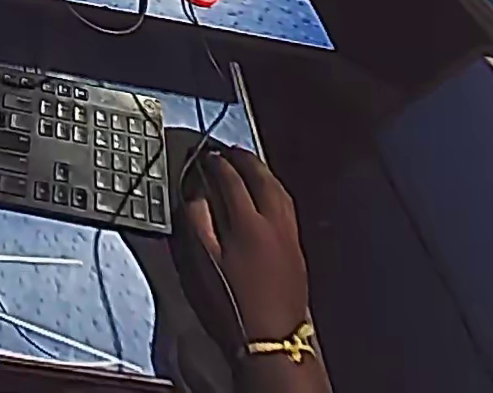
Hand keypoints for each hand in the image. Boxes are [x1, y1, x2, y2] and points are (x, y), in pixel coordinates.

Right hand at [184, 147, 306, 340]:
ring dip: (261, 171)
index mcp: (247, 223)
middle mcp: (274, 223)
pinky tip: (263, 191)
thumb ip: (196, 218)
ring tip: (245, 163)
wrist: (270, 343)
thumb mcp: (199, 259)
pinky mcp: (297, 249)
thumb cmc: (228, 300)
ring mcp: (290, 236)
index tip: (201, 154)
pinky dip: (272, 188)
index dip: (214, 162)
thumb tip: (195, 191)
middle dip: (242, 159)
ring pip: (279, 190)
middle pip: (261, 177)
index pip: (230, 178)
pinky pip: (286, 205)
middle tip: (225, 149)